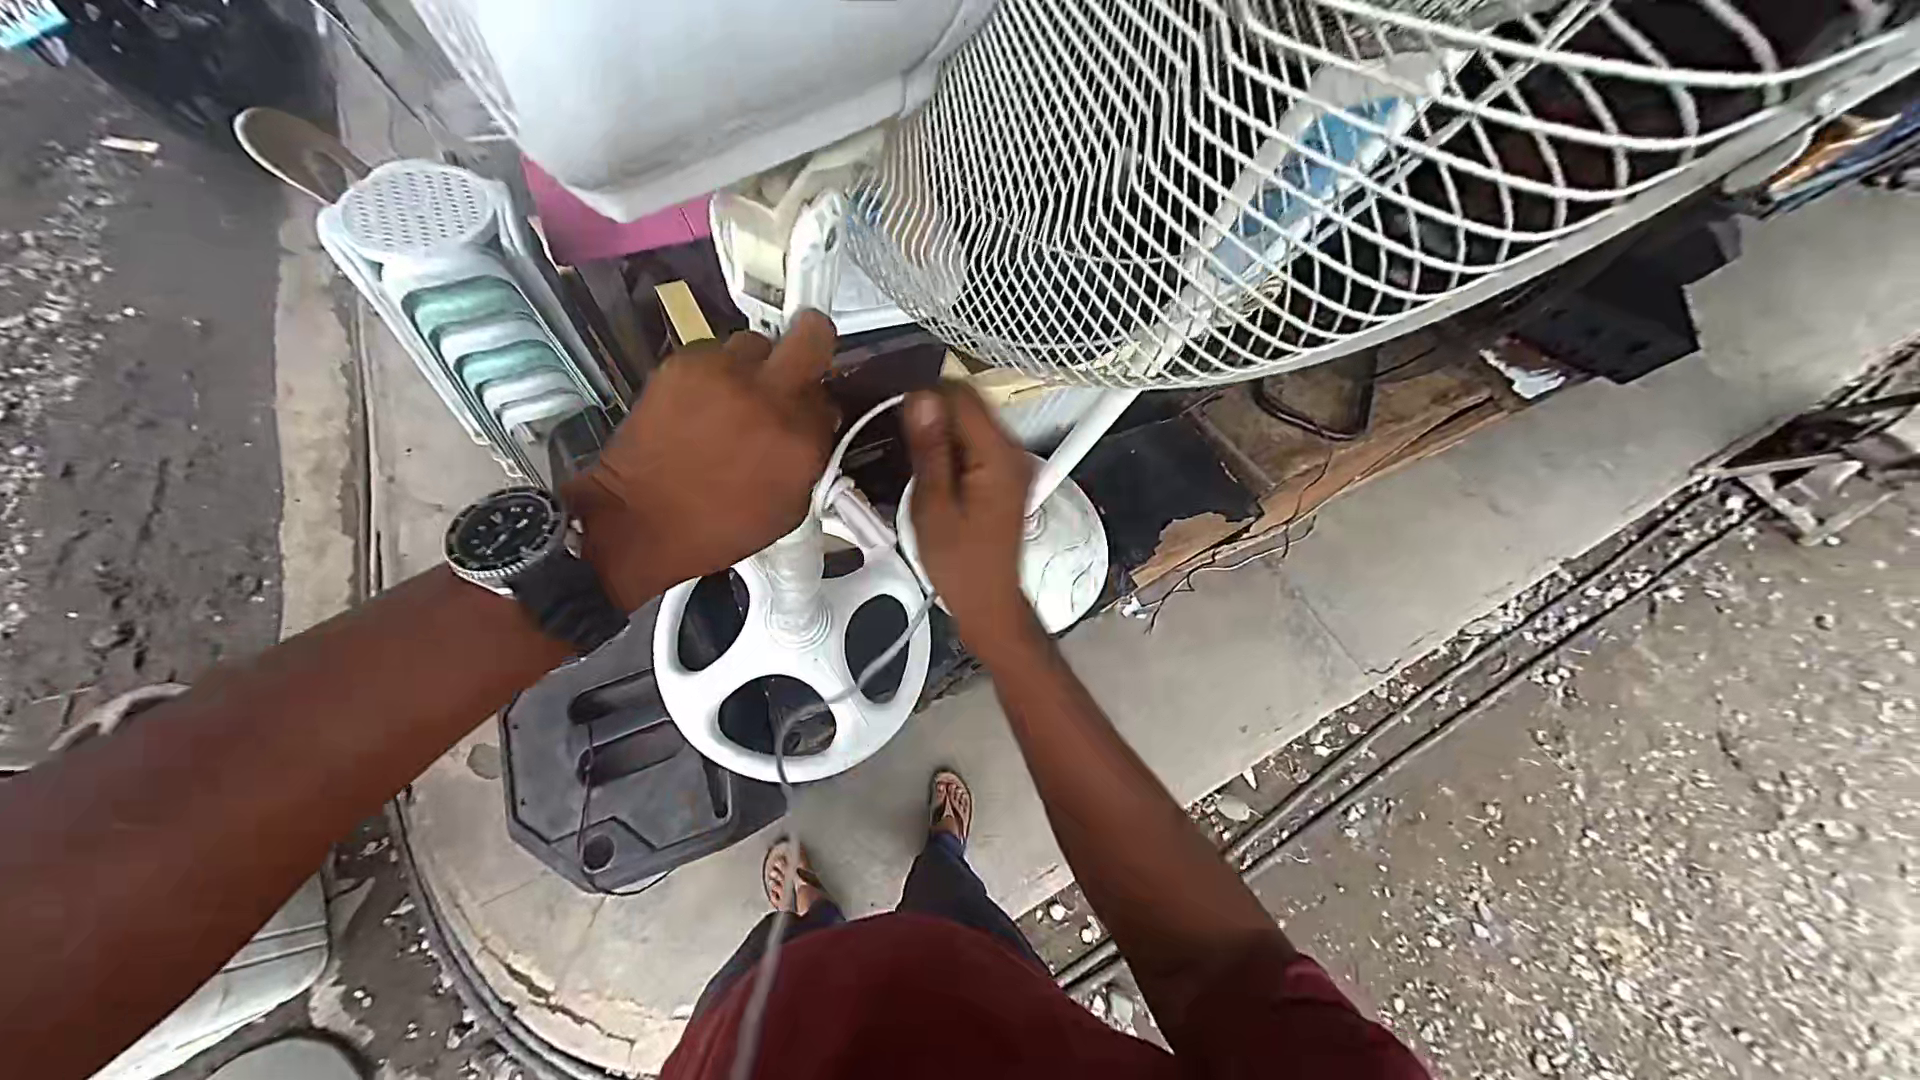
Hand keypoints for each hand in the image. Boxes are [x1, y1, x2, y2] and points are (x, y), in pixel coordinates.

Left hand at [568, 313, 838, 606]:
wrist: (641, 520)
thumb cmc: (717, 526)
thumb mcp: (790, 508)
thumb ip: (811, 457)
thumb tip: (814, 429)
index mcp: (803, 441)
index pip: (830, 399)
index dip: (817, 406)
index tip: (807, 411)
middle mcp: (771, 398)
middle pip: (812, 334)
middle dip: (812, 342)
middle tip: (802, 358)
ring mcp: (726, 374)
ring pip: (757, 343)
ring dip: (756, 366)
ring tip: (737, 398)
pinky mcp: (684, 364)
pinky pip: (713, 352)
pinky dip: (713, 374)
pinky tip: (703, 405)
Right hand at [902, 384, 1037, 643]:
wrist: (988, 597)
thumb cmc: (961, 565)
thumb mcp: (932, 506)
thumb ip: (929, 449)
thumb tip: (921, 401)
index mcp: (998, 458)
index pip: (962, 395)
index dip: (926, 396)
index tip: (902, 413)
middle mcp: (1015, 454)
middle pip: (972, 403)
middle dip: (936, 412)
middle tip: (908, 443)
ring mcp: (1015, 464)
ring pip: (975, 419)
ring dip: (945, 430)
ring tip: (922, 463)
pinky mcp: (1009, 474)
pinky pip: (980, 442)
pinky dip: (957, 445)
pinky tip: (939, 473)